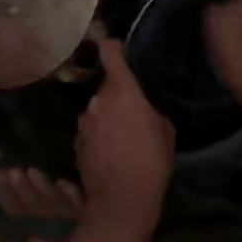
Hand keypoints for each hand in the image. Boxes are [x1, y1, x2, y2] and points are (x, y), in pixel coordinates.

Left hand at [76, 38, 174, 241]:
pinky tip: (111, 156)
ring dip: (107, 120)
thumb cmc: (152, 161)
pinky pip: (91, 132)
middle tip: (134, 118)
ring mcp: (84, 123)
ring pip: (97, 112)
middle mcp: (97, 102)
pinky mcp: (77, 143)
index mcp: (122, 92)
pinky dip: (99, 138)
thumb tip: (141, 113)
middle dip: (117, 99)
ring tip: (124, 142)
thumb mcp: (165, 132)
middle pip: (106, 90)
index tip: (111, 43)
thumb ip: (149, 113)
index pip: (111, 55)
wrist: (122, 198)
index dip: (111, 46)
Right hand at [204, 0, 241, 99]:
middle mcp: (234, 6)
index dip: (216, 23)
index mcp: (214, 18)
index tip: (220, 32)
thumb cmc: (237, 73)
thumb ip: (214, 37)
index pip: (211, 12)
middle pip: (231, 3)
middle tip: (238, 30)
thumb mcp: (215, 57)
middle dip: (234, 14)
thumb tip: (218, 32)